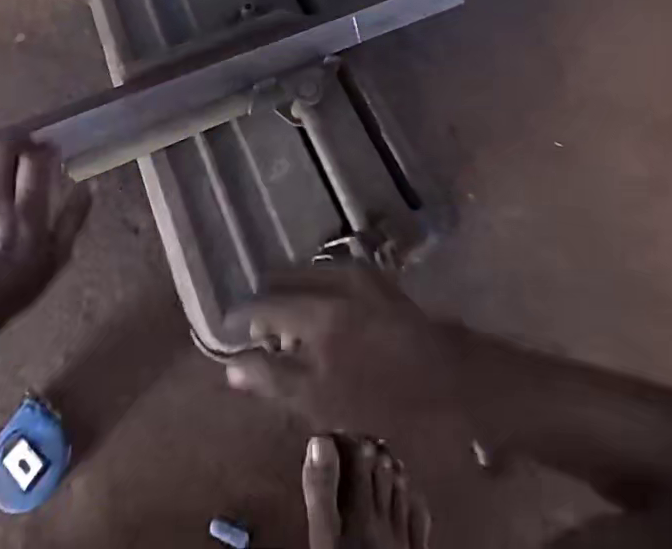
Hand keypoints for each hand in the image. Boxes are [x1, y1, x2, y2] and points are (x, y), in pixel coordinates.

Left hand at [0, 137, 89, 333]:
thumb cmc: (13, 288)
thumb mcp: (56, 259)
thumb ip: (73, 218)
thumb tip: (90, 186)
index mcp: (26, 214)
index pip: (35, 162)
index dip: (46, 148)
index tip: (53, 151)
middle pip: (1, 149)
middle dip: (17, 138)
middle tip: (27, 145)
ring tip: (0, 151)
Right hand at [222, 267, 469, 438]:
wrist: (443, 373)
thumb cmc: (379, 394)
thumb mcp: (320, 399)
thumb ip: (272, 378)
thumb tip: (232, 366)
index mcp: (316, 312)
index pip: (262, 303)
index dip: (241, 316)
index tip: (228, 328)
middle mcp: (332, 280)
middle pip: (282, 278)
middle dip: (265, 300)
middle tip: (260, 330)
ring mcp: (356, 272)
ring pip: (305, 272)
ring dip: (290, 293)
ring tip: (289, 325)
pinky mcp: (372, 274)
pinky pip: (328, 272)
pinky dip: (314, 287)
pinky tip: (319, 312)